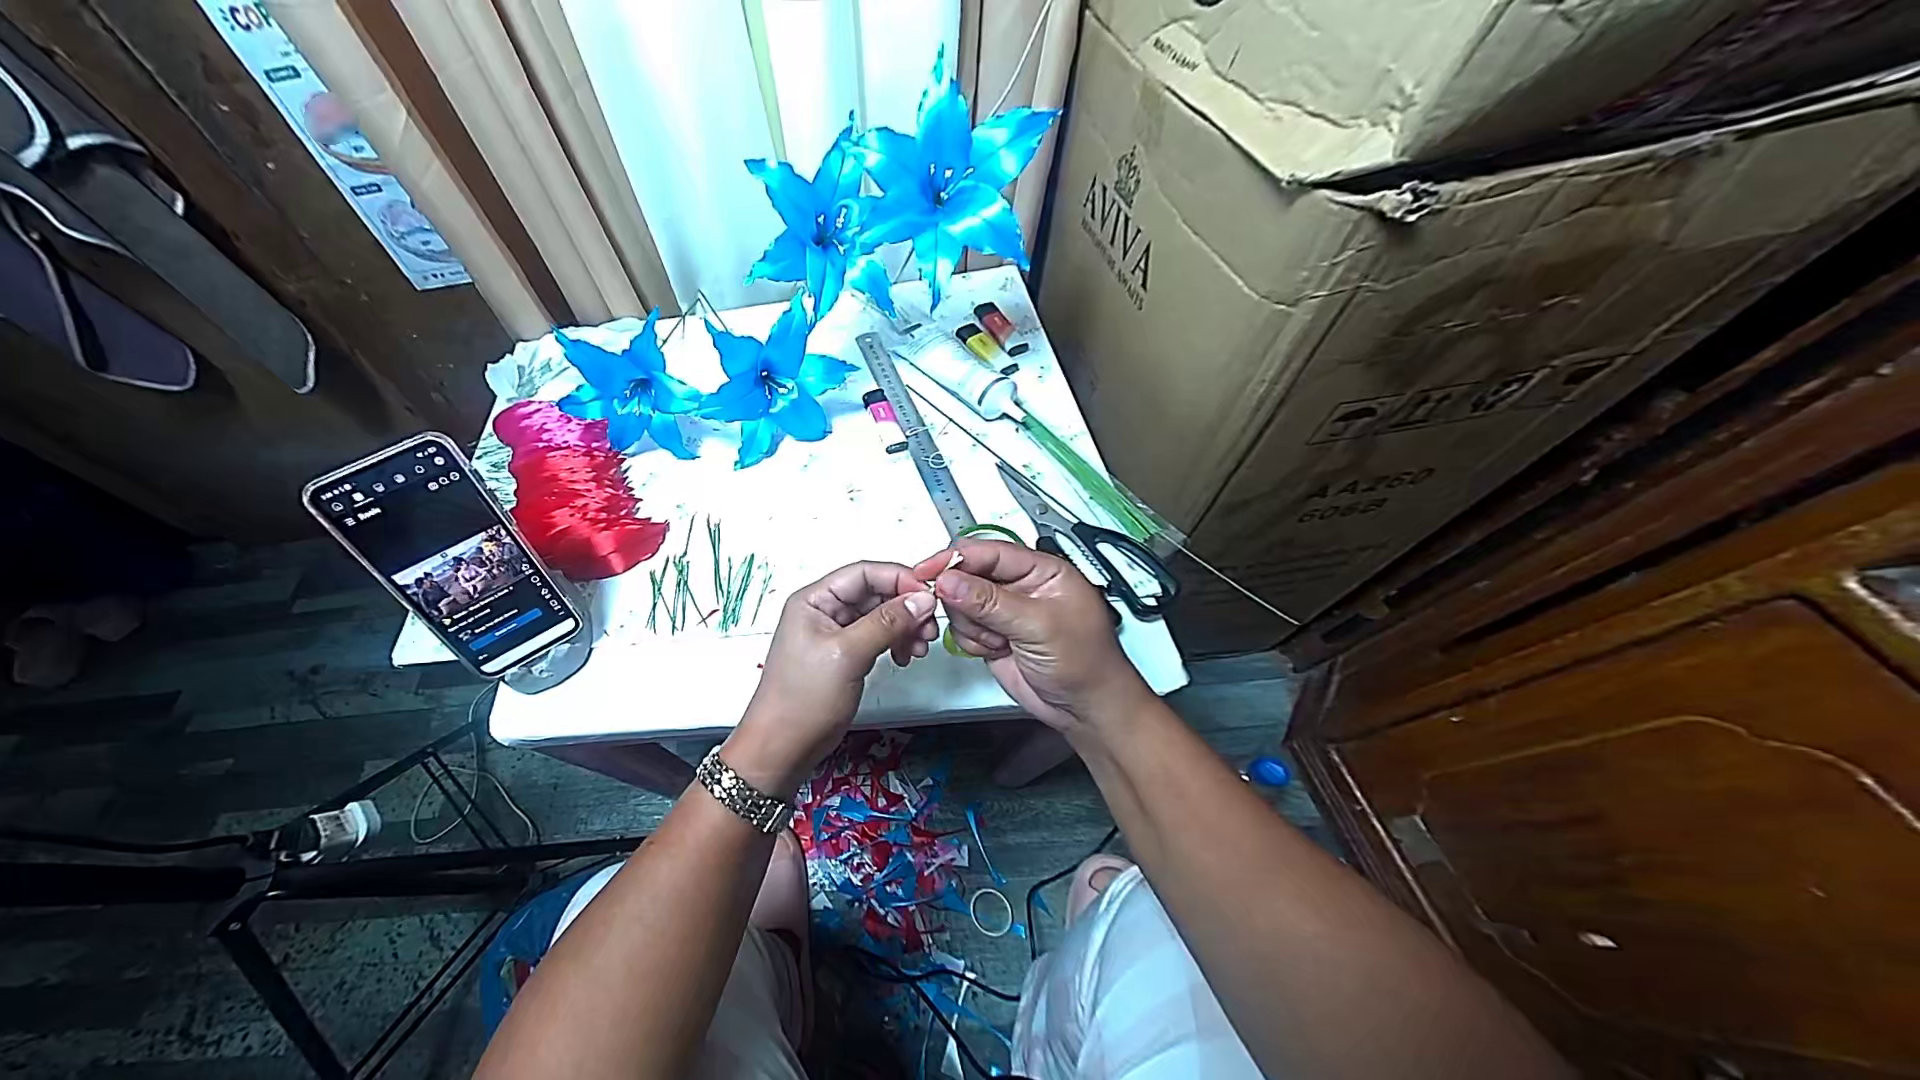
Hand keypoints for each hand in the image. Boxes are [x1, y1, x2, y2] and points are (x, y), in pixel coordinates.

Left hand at [724, 561, 938, 792]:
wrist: (783, 748)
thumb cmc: (801, 701)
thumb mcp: (848, 654)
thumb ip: (886, 623)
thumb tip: (921, 599)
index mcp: (814, 600)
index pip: (864, 573)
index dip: (899, 579)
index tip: (927, 595)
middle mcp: (825, 611)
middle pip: (876, 592)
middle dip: (906, 607)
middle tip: (929, 627)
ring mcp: (836, 633)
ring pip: (881, 615)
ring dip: (905, 626)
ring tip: (920, 647)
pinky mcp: (847, 654)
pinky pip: (879, 636)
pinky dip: (897, 642)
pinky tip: (906, 657)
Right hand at [911, 539, 1150, 734]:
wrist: (1085, 709)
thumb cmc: (1086, 663)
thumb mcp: (1038, 625)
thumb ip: (990, 602)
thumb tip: (951, 580)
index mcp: (1042, 570)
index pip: (991, 552)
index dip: (958, 558)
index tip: (931, 569)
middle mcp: (1021, 586)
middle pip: (970, 575)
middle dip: (963, 596)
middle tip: (968, 614)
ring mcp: (1006, 612)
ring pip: (962, 603)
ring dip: (971, 624)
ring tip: (998, 640)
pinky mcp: (994, 635)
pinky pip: (964, 629)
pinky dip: (972, 641)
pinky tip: (996, 650)